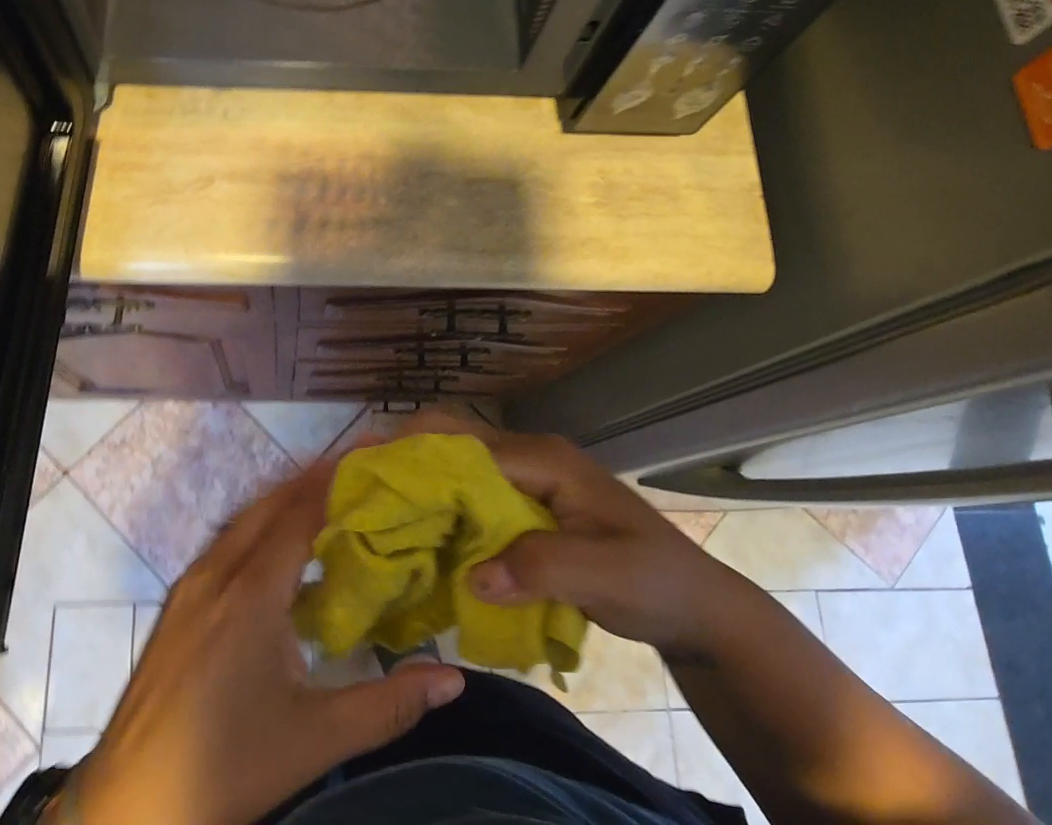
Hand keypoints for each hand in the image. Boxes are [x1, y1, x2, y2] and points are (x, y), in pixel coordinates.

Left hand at [63, 456, 466, 824]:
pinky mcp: (177, 611)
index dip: (336, 481)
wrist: (131, 804)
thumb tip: (454, 679)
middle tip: (362, 471)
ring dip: (282, 503)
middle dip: (312, 482)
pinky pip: (224, 548)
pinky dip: (258, 531)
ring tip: (329, 500)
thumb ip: (388, 705)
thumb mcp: (315, 739)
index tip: (375, 456)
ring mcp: (188, 592)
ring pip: (241, 525)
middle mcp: (215, 578)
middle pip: (267, 508)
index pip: (298, 515)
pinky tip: (281, 558)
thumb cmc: (227, 766)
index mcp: (249, 596)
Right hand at [395, 410, 718, 652]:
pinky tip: (420, 543)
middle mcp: (532, 461)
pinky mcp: (529, 513)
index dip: (416, 457)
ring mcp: (530, 485)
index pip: (467, 445)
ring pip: (461, 473)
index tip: (365, 476)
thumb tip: (472, 575)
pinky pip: (475, 503)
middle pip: (456, 446)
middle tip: (357, 494)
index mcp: (546, 461)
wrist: (693, 606)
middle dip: (407, 463)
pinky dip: (444, 516)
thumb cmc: (654, 582)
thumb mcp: (605, 575)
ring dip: (422, 491)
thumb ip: (542, 567)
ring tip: (375, 518)